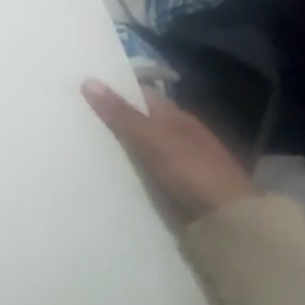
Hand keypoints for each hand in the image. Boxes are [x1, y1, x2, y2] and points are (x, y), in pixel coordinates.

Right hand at [83, 79, 259, 219]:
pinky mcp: (176, 190)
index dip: (115, 89)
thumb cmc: (193, 170)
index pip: (141, 94)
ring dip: (118, 147)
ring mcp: (178, 164)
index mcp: (177, 117)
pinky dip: (127, 170)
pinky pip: (143, 173)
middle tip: (74, 115)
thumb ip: (121, 113)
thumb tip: (88, 79)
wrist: (229, 224)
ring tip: (81, 142)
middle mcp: (178, 136)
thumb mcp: (153, 138)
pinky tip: (105, 170)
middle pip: (138, 121)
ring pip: (139, 148)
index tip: (82, 87)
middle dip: (111, 119)